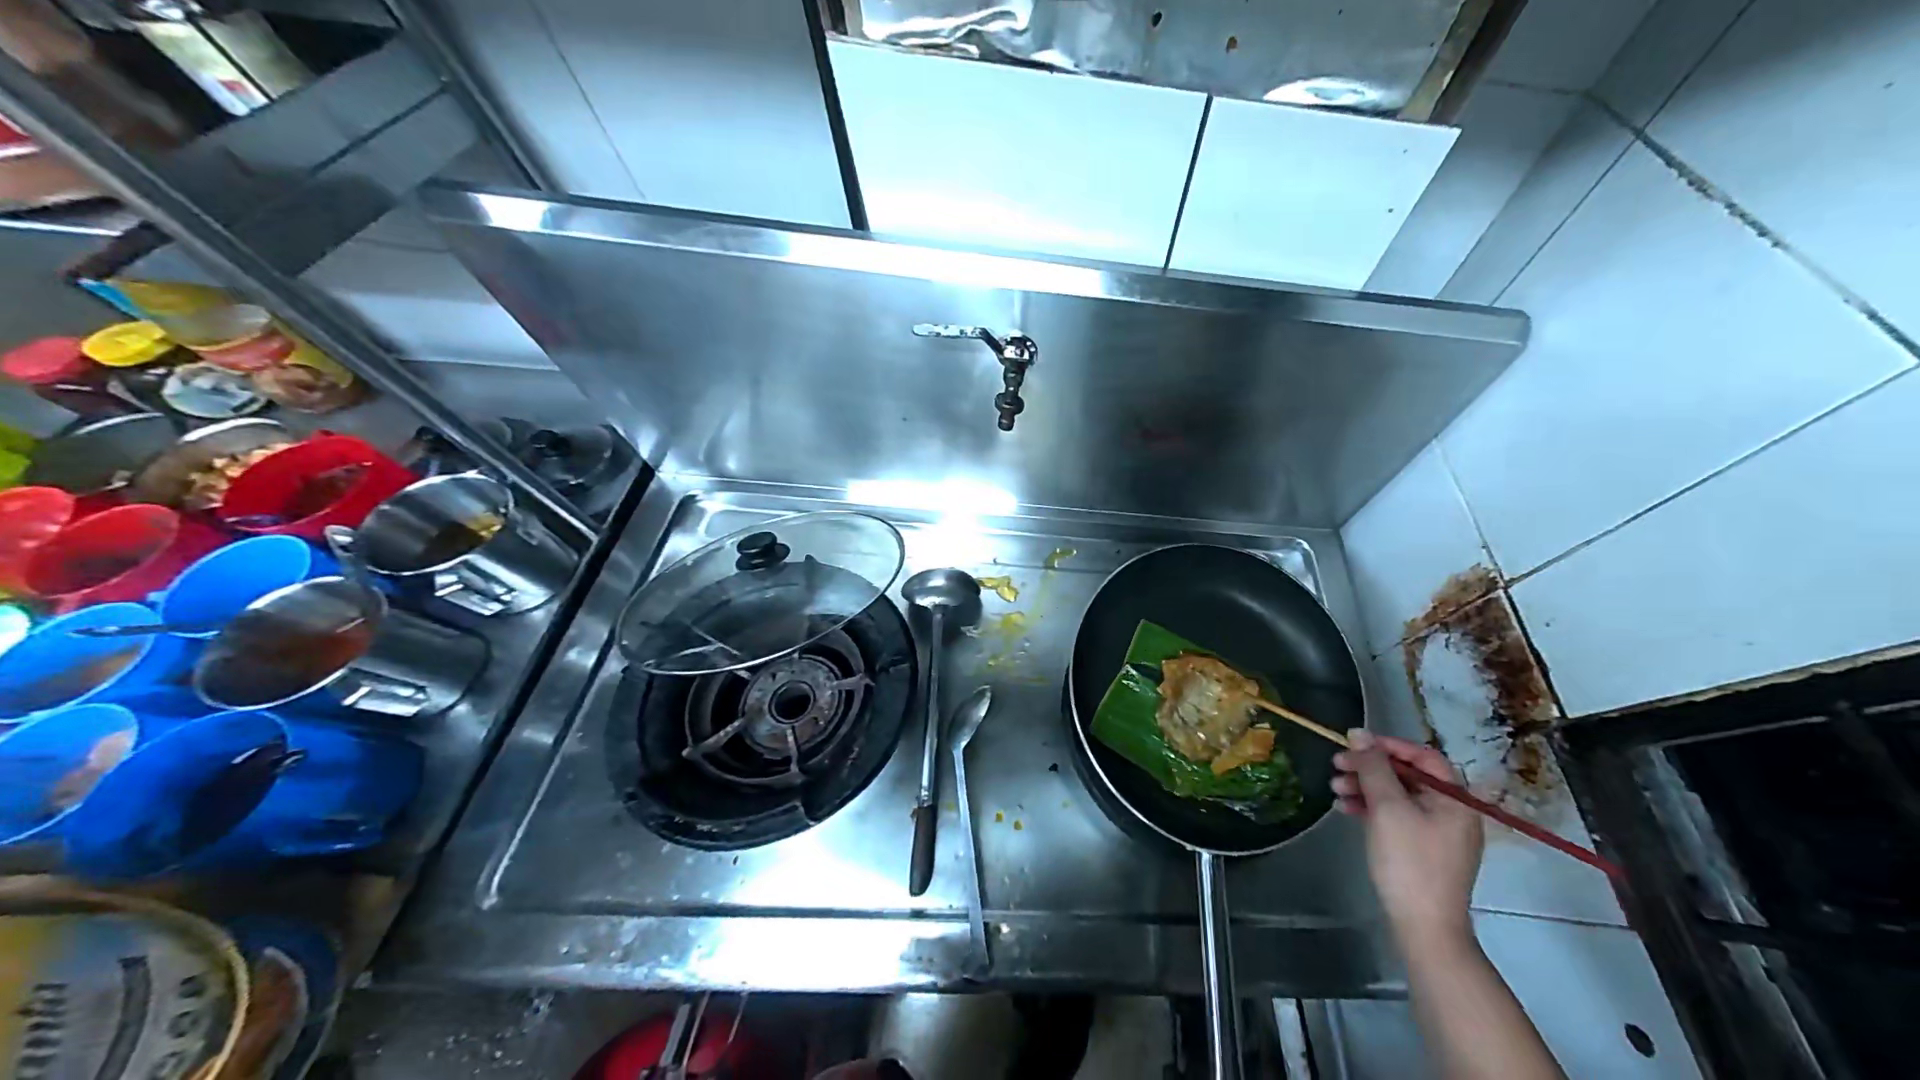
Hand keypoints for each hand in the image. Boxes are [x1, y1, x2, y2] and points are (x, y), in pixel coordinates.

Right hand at [1332, 729, 1482, 948]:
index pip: (1423, 756)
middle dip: (1370, 767)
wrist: (1424, 926)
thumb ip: (1373, 767)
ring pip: (1398, 796)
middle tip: (1336, 765)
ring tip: (1335, 789)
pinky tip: (1347, 810)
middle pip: (1408, 775)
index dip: (1388, 745)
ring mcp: (1438, 833)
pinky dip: (1372, 808)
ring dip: (1365, 787)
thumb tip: (1358, 733)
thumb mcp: (1387, 807)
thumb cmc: (1409, 861)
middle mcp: (1452, 812)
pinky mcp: (1423, 849)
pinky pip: (1396, 816)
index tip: (1354, 744)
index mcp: (1454, 800)